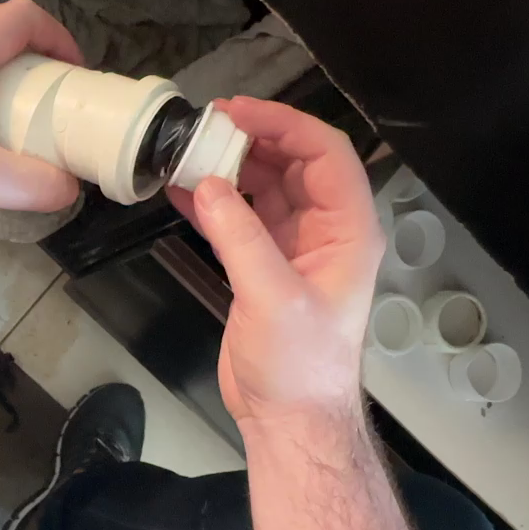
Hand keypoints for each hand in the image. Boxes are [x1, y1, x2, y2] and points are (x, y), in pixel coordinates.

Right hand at [167, 97, 383, 423]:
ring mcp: (290, 251)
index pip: (324, 155)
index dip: (283, 125)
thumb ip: (241, 237)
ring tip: (187, 155)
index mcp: (346, 231)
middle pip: (292, 166)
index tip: (234, 113)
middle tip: (202, 129)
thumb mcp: (272, 297)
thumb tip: (208, 185)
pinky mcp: (260, 271)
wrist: (288, 416)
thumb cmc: (298, 364)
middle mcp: (323, 232)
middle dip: (250, 141)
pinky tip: (181, 193)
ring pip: (262, 191)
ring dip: (228, 171)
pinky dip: (212, 206)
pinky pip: (238, 224)